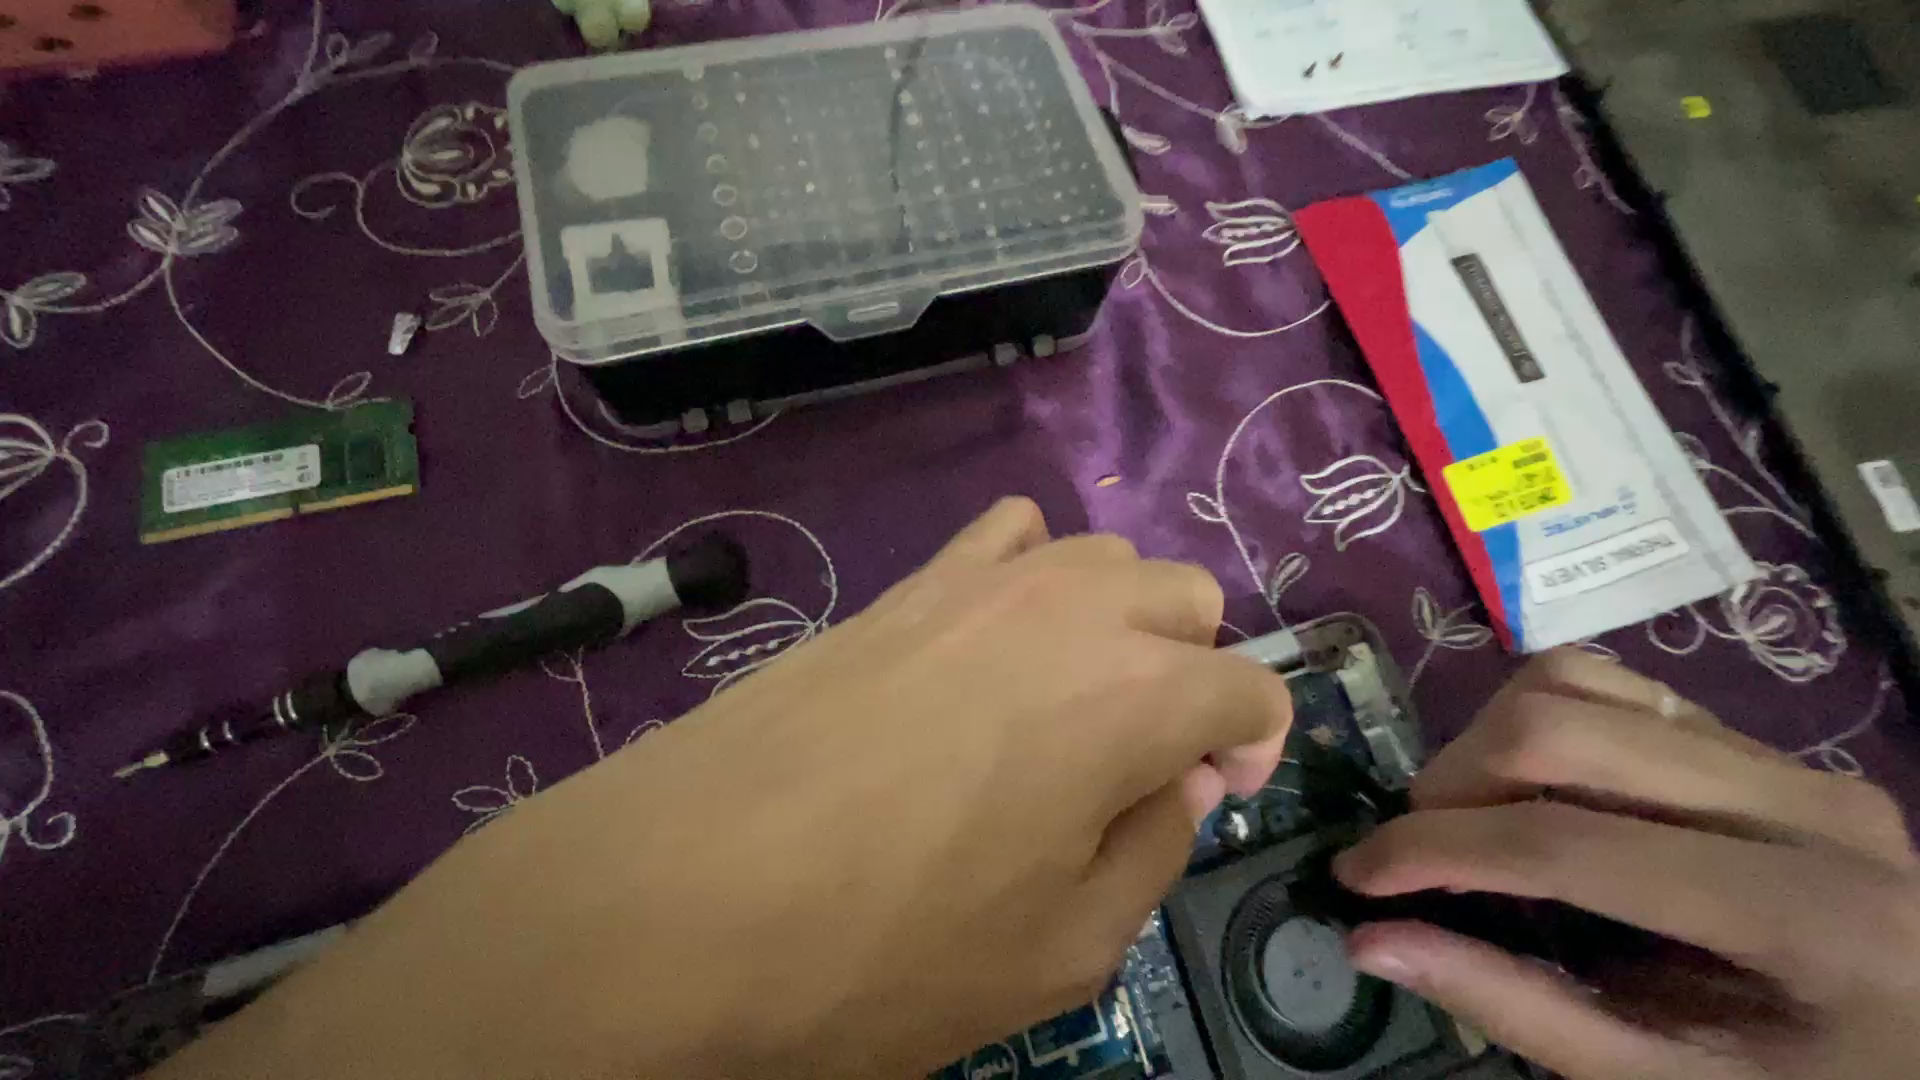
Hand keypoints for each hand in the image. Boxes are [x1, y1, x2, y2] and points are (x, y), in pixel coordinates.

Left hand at [154, 498, 1291, 1079]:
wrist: (687, 885)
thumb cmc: (886, 945)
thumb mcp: (1064, 949)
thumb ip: (1153, 846)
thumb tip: (1182, 777)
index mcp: (1135, 699)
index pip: (1250, 688)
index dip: (1254, 743)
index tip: (1213, 793)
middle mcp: (1072, 611)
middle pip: (1187, 597)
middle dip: (1192, 668)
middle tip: (1141, 750)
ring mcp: (983, 581)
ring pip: (1104, 555)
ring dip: (1120, 618)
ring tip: (1070, 693)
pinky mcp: (908, 580)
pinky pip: (1005, 533)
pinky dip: (1031, 570)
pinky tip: (999, 631)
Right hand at [1334, 650, 1919, 1079]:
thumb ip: (1517, 1008)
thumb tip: (1369, 942)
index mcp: (1809, 918)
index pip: (1562, 846)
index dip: (1431, 853)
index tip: (1355, 874)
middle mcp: (1803, 805)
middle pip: (1555, 733)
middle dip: (1448, 786)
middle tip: (1419, 845)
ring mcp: (1782, 755)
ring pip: (1569, 685)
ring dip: (1481, 740)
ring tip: (1469, 808)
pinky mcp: (1751, 735)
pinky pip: (1604, 680)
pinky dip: (1529, 710)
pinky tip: (1526, 774)